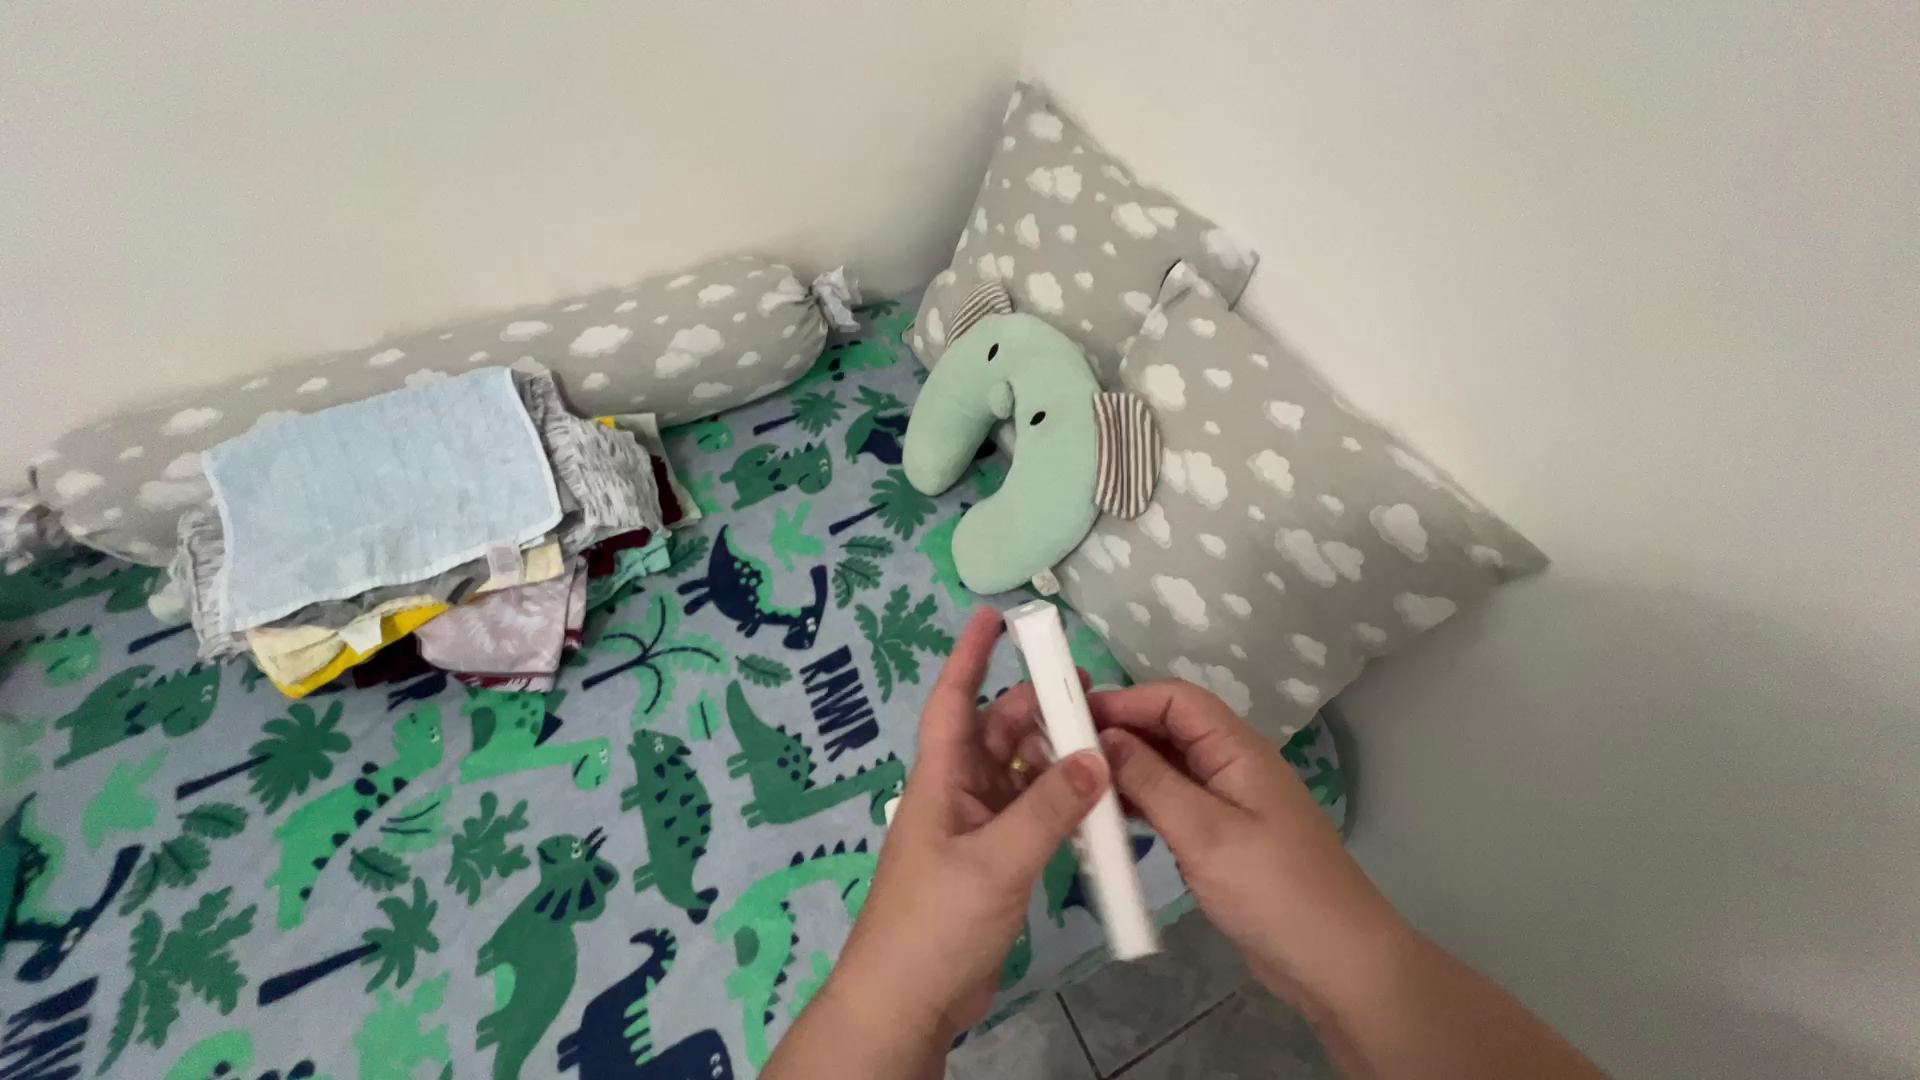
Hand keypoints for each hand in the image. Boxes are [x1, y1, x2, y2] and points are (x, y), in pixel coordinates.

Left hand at [814, 608, 1108, 1045]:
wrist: (907, 1002)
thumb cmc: (934, 922)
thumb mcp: (994, 862)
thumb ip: (1048, 810)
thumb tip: (1097, 757)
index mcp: (941, 777)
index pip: (952, 699)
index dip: (969, 655)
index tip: (993, 615)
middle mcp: (957, 791)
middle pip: (998, 731)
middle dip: (1037, 706)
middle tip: (1089, 693)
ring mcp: (975, 826)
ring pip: (1018, 770)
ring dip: (1053, 754)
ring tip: (1101, 743)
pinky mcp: (993, 857)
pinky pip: (1028, 810)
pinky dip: (1057, 798)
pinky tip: (1091, 798)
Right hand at [1090, 680, 1404, 1008]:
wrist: (1338, 966)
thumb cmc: (1275, 891)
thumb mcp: (1205, 832)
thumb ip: (1151, 779)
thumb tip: (1103, 737)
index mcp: (1236, 748)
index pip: (1175, 699)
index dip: (1126, 700)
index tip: (1075, 717)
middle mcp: (1230, 763)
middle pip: (1167, 726)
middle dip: (1118, 731)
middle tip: (1064, 751)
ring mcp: (1225, 798)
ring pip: (1165, 763)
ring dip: (1125, 768)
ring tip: (1077, 783)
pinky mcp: (1218, 832)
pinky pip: (1170, 800)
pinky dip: (1139, 801)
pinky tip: (1107, 817)